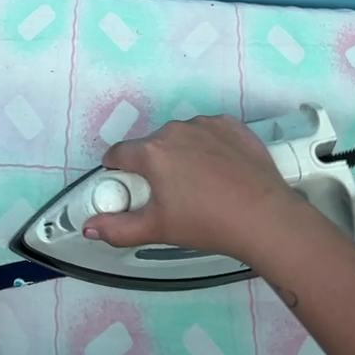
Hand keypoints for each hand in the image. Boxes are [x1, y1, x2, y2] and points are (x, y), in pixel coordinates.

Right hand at [81, 114, 303, 262]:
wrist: (265, 217)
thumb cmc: (207, 224)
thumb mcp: (158, 230)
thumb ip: (118, 228)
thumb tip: (89, 227)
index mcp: (151, 152)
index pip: (118, 153)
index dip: (118, 170)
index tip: (128, 186)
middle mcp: (174, 130)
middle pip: (151, 146)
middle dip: (154, 165)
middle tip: (171, 195)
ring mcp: (205, 124)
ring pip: (181, 137)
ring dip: (182, 154)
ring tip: (201, 184)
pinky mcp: (231, 124)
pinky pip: (209, 132)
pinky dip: (209, 146)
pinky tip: (222, 170)